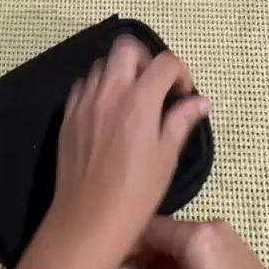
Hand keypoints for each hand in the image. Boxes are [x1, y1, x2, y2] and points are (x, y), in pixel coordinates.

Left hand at [48, 36, 210, 260]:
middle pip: (127, 47)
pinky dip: (99, 87)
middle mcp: (110, 91)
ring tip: (131, 98)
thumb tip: (201, 101)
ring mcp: (85, 101)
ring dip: (121, 72)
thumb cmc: (135, 194)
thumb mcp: (166, 157)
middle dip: (146, 58)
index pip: (165, 62)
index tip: (183, 93)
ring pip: (102, 64)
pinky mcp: (68, 114)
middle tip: (155, 86)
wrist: (88, 221)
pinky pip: (83, 84)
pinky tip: (107, 110)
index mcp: (139, 101)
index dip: (180, 72)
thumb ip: (182, 121)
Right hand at [112, 217, 268, 268]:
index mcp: (194, 235)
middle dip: (139, 252)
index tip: (104, 261)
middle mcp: (208, 223)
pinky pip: (194, 244)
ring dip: (157, 258)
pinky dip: (177, 260)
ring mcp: (222, 232)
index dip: (123, 243)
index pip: (147, 227)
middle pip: (162, 231)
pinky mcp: (231, 244)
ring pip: (177, 238)